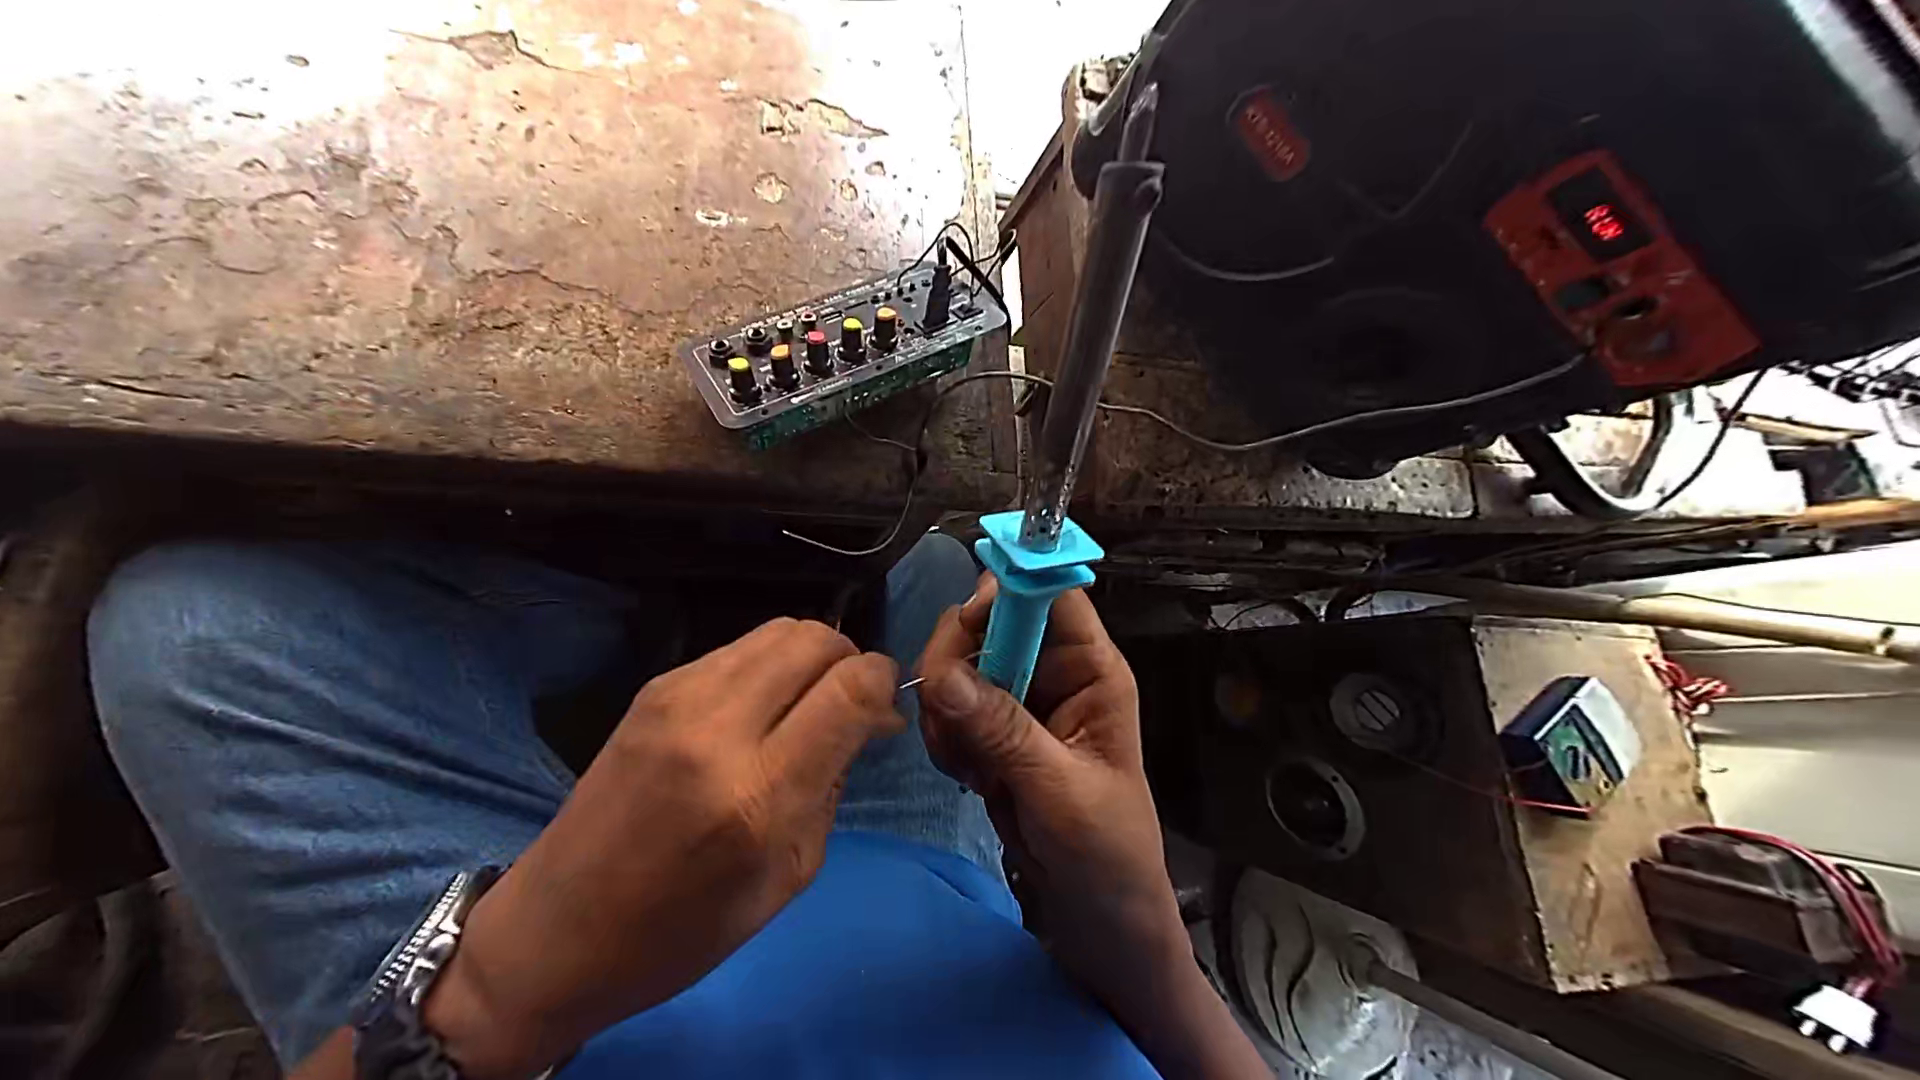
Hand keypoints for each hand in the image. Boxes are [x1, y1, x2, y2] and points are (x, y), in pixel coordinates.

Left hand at [425, 618, 903, 1078]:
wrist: (556, 931)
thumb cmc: (684, 927)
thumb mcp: (790, 872)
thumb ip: (836, 780)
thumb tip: (869, 717)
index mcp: (758, 793)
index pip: (851, 688)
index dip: (884, 682)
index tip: (886, 706)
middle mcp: (718, 727)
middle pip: (817, 640)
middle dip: (852, 660)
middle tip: (852, 701)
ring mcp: (679, 696)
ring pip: (781, 629)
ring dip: (813, 655)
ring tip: (811, 698)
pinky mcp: (655, 685)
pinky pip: (741, 647)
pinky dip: (772, 663)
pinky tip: (764, 702)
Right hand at [916, 578, 1270, 1079]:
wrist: (1096, 919)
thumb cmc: (1105, 855)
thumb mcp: (1060, 792)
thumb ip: (1003, 730)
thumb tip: (941, 672)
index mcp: (1090, 669)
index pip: (1051, 594)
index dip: (1008, 587)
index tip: (964, 621)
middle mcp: (1051, 672)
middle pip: (987, 623)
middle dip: (956, 664)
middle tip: (944, 712)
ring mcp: (1017, 700)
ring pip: (956, 665)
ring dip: (945, 711)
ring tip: (968, 767)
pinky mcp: (991, 730)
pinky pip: (946, 706)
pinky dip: (943, 737)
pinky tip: (966, 778)